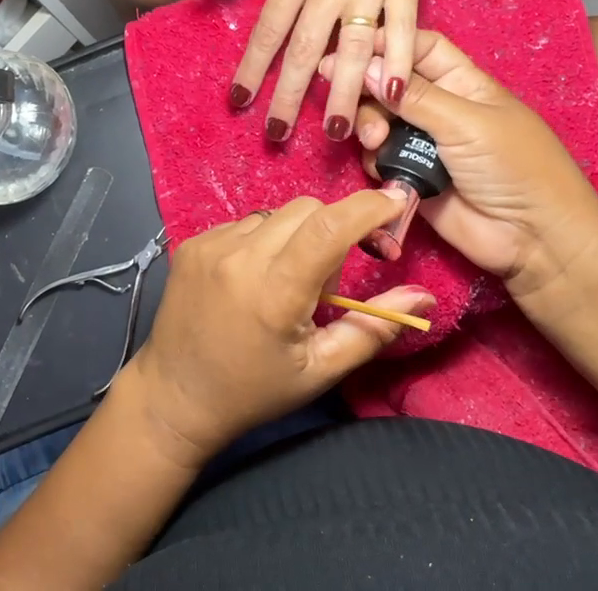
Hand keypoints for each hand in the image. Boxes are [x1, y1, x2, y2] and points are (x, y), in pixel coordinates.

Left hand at [126, 194, 434, 462]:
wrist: (175, 395)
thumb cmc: (254, 390)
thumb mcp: (321, 369)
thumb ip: (373, 327)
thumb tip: (422, 296)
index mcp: (274, 291)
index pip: (328, 226)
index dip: (368, 207)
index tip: (397, 202)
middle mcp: (239, 257)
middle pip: (306, 210)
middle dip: (336, 228)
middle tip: (340, 273)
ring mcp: (210, 245)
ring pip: (275, 215)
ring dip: (297, 236)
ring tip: (291, 283)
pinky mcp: (192, 243)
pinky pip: (244, 224)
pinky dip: (264, 241)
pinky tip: (257, 279)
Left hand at [208, 0, 427, 143]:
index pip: (268, 30)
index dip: (252, 67)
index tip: (239, 99)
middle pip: (304, 50)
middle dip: (290, 95)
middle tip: (278, 133)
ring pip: (353, 49)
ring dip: (344, 91)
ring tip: (337, 131)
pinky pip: (403, 28)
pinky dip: (400, 60)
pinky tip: (395, 94)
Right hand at [320, 30, 597, 298]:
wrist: (534, 240)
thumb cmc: (516, 168)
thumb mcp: (467, 123)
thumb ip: (414, 96)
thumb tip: (366, 65)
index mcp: (463, 82)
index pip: (418, 48)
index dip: (388, 44)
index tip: (352, 48)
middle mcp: (440, 106)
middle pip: (389, 82)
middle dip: (367, 88)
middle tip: (342, 96)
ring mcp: (424, 142)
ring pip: (378, 119)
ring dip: (368, 124)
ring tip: (373, 139)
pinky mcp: (411, 175)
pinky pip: (379, 156)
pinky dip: (373, 157)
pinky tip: (382, 167)